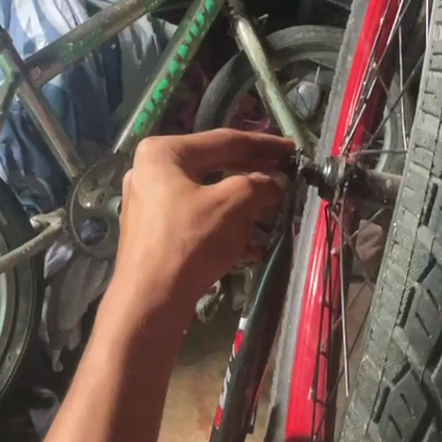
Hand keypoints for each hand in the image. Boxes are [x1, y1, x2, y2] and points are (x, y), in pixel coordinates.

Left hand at [110, 131, 294, 322]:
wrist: (150, 300)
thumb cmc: (190, 241)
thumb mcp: (233, 205)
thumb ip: (260, 185)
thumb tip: (278, 181)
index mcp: (163, 152)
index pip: (223, 140)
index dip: (263, 145)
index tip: (291, 149)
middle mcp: (151, 171)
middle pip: (214, 165)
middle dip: (253, 174)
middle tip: (285, 176)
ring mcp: (150, 202)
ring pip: (207, 194)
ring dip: (243, 202)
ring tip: (274, 209)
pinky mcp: (155, 232)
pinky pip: (197, 217)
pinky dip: (225, 224)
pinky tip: (253, 242)